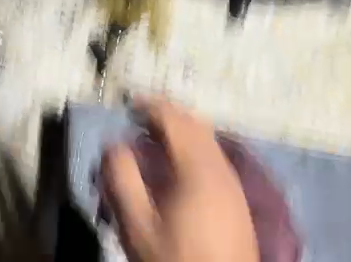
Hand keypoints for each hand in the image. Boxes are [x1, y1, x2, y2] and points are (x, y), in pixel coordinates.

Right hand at [103, 99, 257, 261]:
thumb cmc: (176, 260)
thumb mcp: (138, 225)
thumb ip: (122, 178)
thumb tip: (112, 144)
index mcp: (198, 167)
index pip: (174, 117)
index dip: (149, 105)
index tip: (128, 105)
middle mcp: (221, 168)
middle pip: (195, 123)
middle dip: (166, 115)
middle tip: (140, 121)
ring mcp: (234, 185)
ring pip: (208, 140)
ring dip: (181, 133)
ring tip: (155, 144)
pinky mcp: (238, 202)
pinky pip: (215, 158)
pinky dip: (194, 150)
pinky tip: (177, 170)